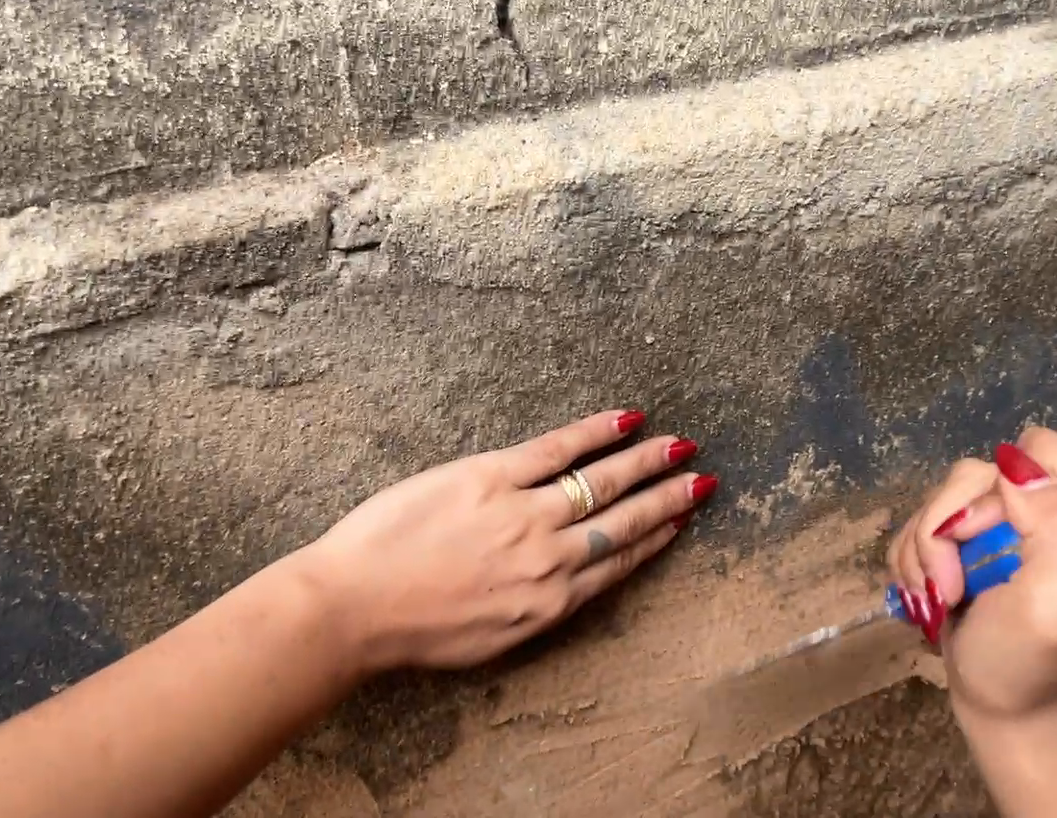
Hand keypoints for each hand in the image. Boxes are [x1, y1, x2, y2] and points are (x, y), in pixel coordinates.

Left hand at [294, 410, 717, 672]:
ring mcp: (525, 513)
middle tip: (702, 478)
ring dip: (646, 462)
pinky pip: (557, 449)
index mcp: (549, 603)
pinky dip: (594, 431)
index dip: (656, 539)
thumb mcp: (490, 638)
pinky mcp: (493, 477)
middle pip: (624, 520)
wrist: (354, 607)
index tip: (681, 521)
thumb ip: (534, 605)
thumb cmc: (413, 629)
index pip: (618, 562)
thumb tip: (563, 578)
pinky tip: (626, 418)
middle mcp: (550, 558)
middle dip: (668, 498)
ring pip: (602, 481)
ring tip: (678, 446)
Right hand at [886, 427, 1056, 726]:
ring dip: (928, 541)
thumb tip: (1017, 466)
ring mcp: (1034, 525)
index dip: (993, 494)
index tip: (983, 549)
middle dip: (949, 523)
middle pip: (984, 470)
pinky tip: (932, 586)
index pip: (1035, 453)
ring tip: (939, 590)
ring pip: (951, 493)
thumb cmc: (1027, 669)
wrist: (1001, 715)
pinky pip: (937, 514)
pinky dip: (921, 550)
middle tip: (951, 580)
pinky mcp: (996, 537)